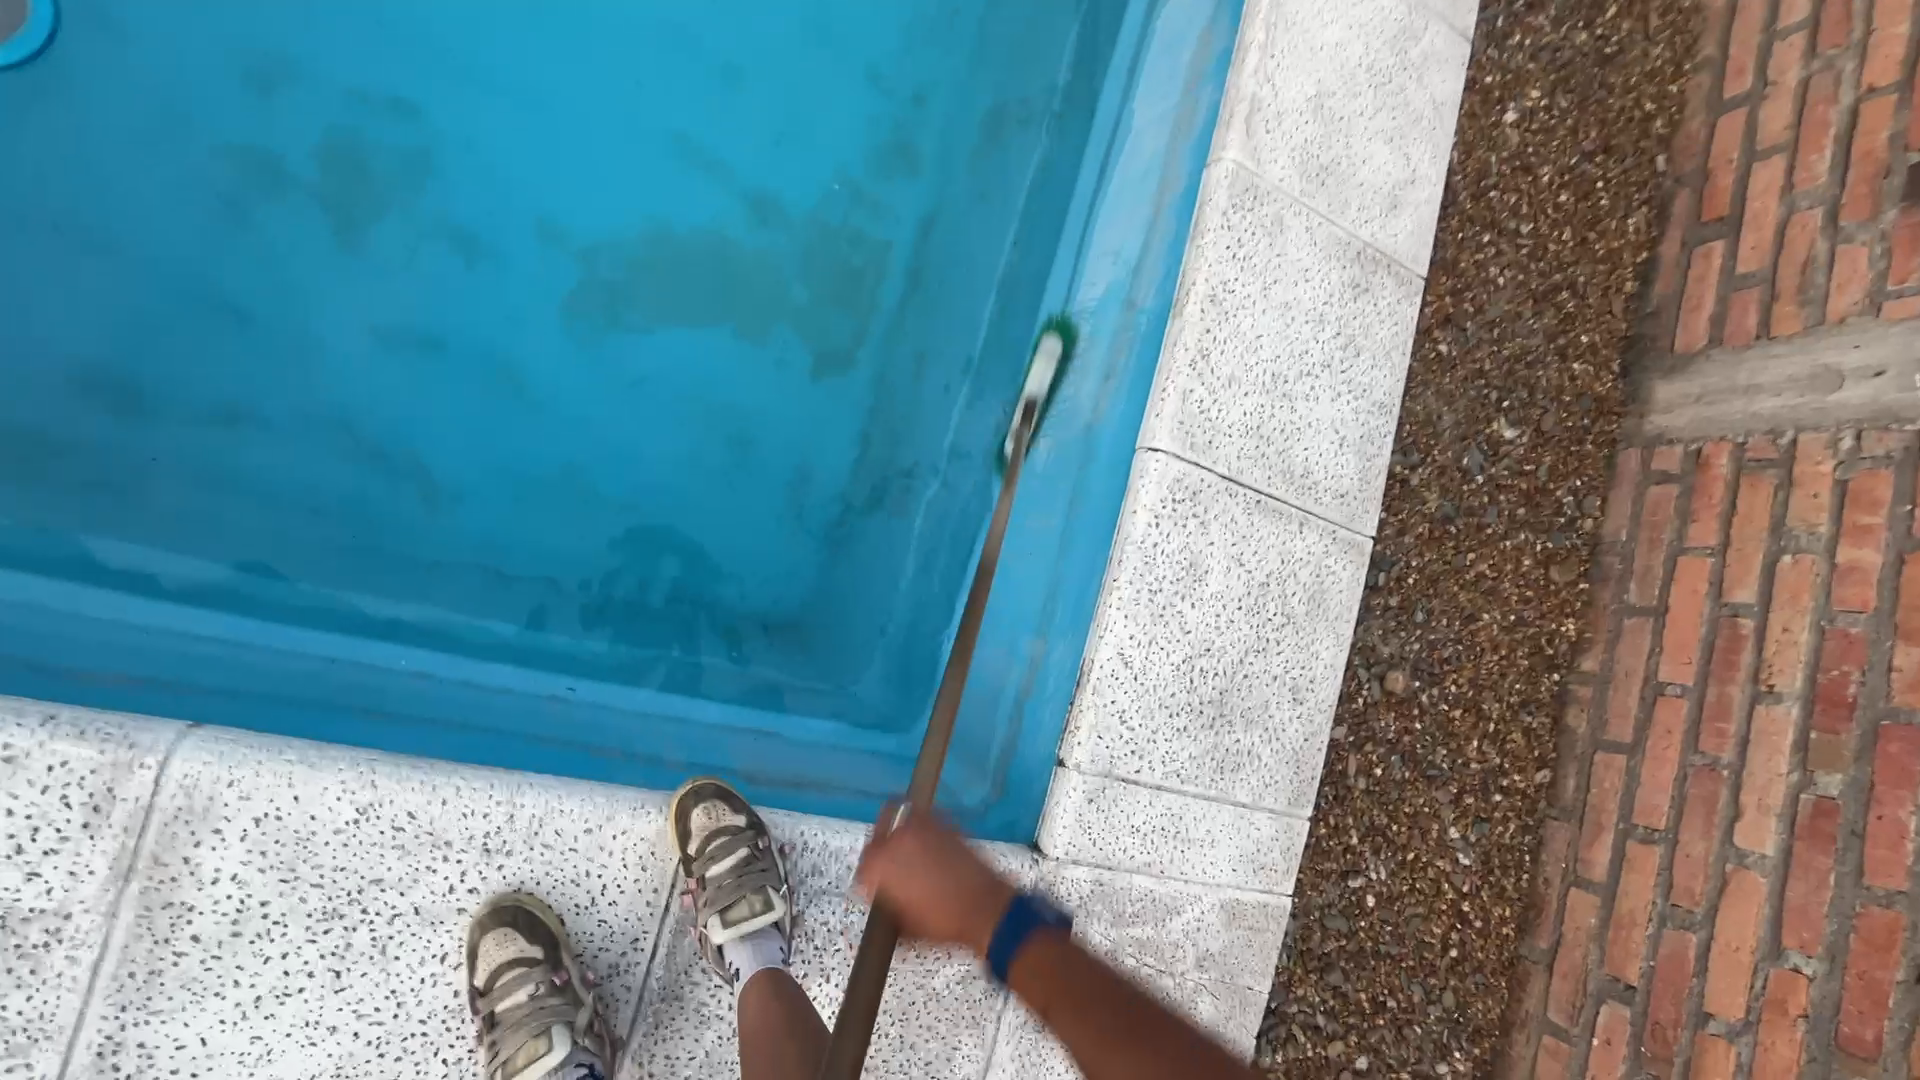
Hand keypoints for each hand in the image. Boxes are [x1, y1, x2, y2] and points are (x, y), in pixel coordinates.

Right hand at [854, 806, 1016, 956]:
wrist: (982, 906)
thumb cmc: (942, 922)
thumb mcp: (904, 924)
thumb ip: (886, 906)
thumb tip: (885, 897)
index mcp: (881, 865)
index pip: (863, 863)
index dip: (869, 875)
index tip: (875, 883)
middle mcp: (896, 838)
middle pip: (877, 835)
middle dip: (880, 847)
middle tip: (888, 861)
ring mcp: (921, 825)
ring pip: (898, 814)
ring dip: (898, 829)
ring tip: (905, 845)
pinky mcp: (942, 821)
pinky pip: (923, 815)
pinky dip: (921, 823)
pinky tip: (927, 840)